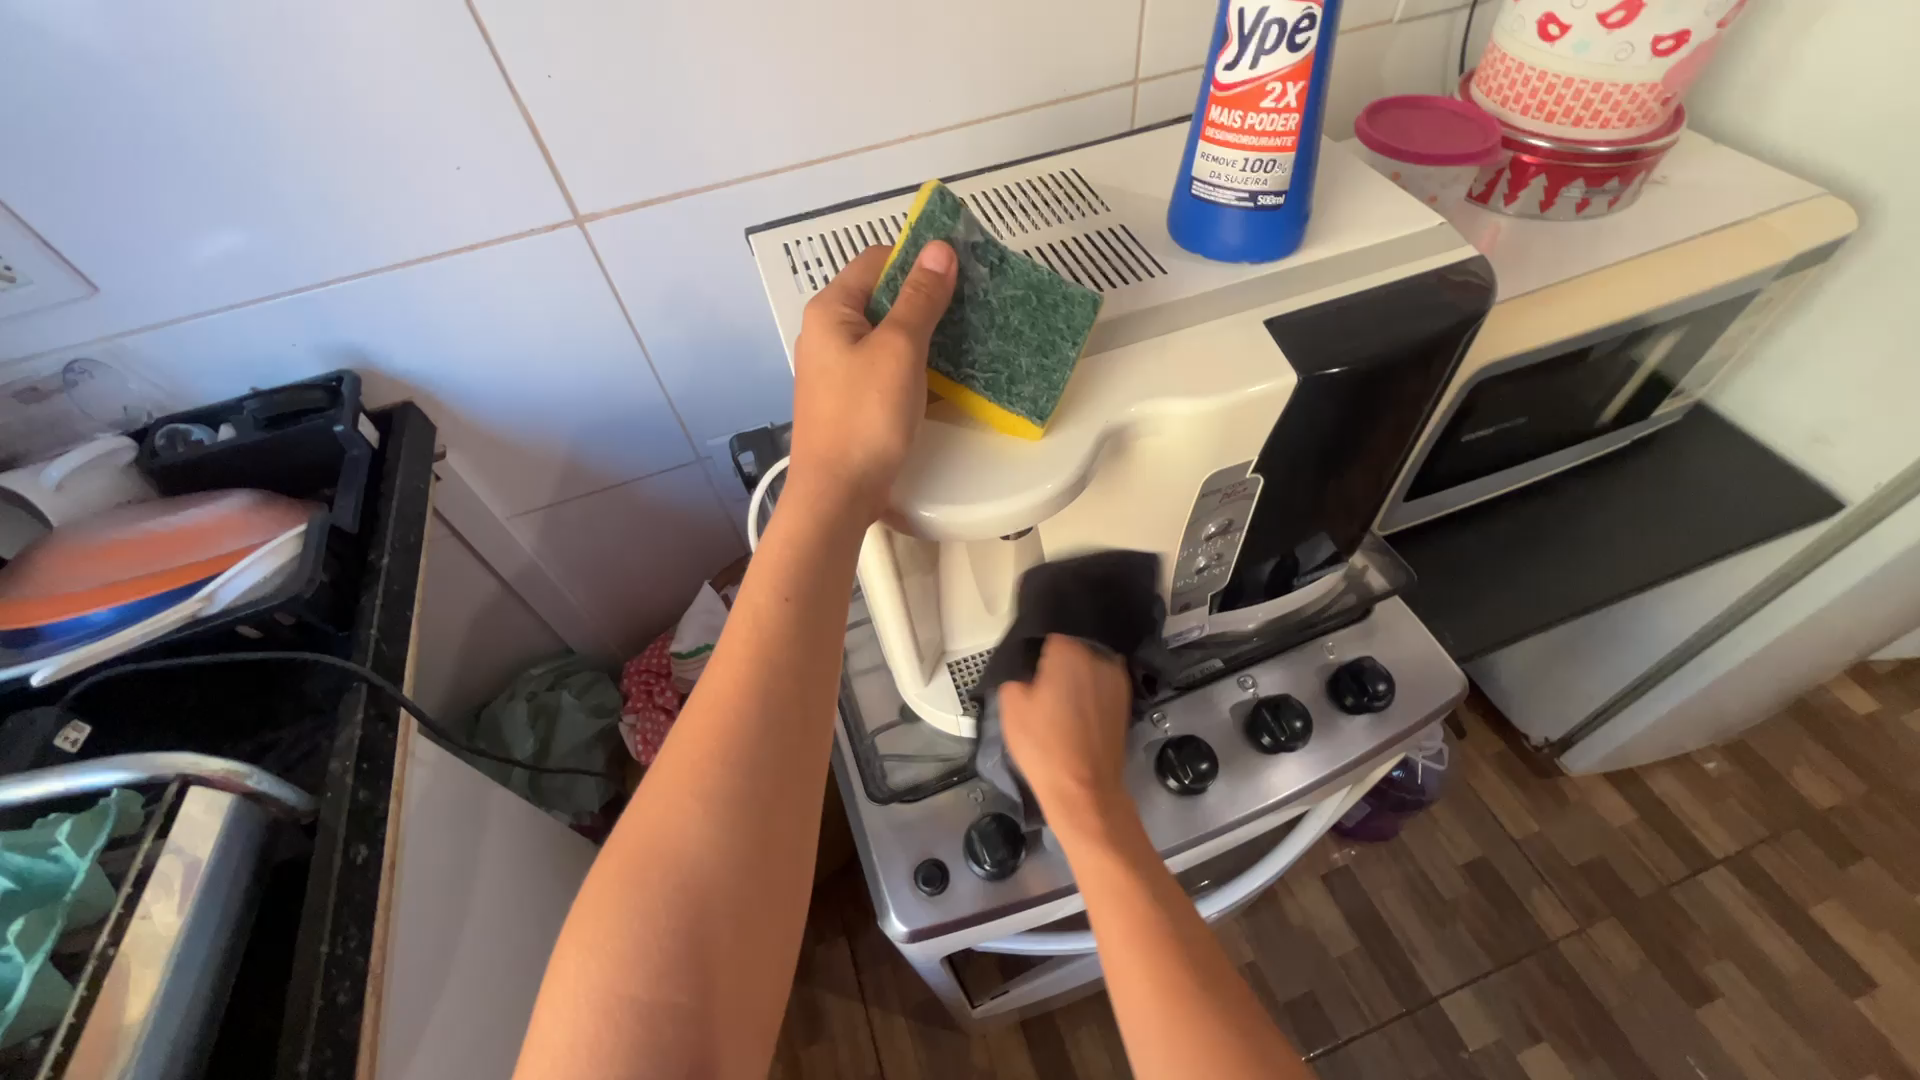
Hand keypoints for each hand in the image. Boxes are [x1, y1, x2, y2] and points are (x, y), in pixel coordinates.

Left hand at [787, 241, 956, 521]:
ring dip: (924, 333)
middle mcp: (828, 332)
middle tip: (971, 307)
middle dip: (925, 298)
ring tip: (966, 338)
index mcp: (831, 309)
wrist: (837, 494)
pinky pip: (885, 366)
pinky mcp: (851, 399)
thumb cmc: (865, 417)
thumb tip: (939, 247)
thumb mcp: (900, 350)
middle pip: (882, 297)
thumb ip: (920, 298)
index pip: (877, 260)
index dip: (918, 259)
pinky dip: (913, 364)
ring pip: (886, 335)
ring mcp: (837, 368)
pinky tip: (943, 374)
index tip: (961, 273)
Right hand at [997, 635, 1135, 833]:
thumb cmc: (1044, 746)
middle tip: (1039, 680)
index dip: (1034, 647)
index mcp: (1069, 650)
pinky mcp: (1126, 699)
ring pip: (1089, 662)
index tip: (1026, 664)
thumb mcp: (1010, 704)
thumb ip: (1017, 670)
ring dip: (1075, 672)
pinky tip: (1076, 708)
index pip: (1047, 632)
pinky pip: (1101, 681)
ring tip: (1057, 696)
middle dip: (1056, 657)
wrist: (1084, 789)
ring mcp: (1117, 677)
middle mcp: (1099, 656)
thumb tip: (1028, 665)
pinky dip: (1089, 688)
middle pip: (1071, 643)